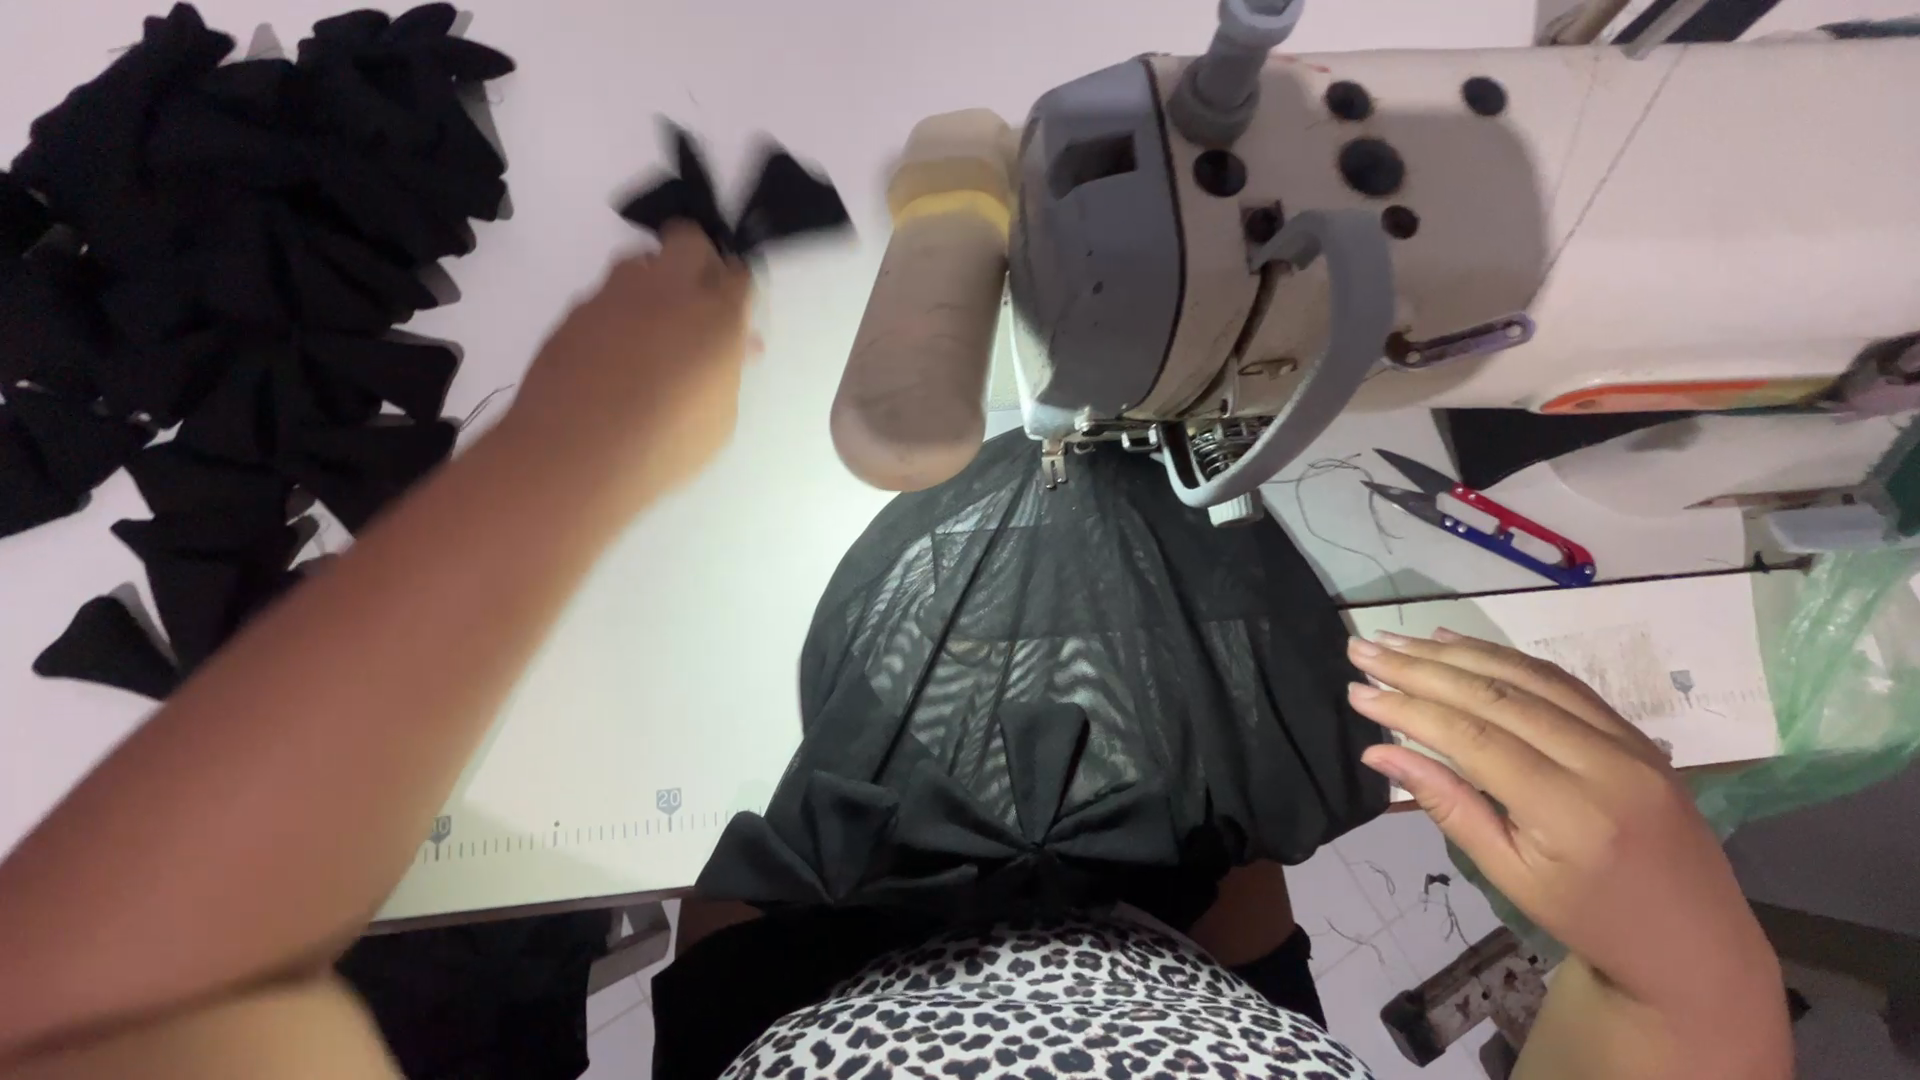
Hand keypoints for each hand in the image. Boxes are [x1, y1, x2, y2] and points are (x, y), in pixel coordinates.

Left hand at [505, 222, 753, 499]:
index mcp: (716, 315)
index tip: (737, 311)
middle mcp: (666, 291)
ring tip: (654, 330)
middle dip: (699, 260)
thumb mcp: (719, 417)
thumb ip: (726, 372)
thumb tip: (730, 350)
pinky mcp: (574, 313)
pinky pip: (605, 298)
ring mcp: (613, 296)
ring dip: (654, 285)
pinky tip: (614, 356)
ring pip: (640, 263)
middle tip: (699, 301)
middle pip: (689, 241)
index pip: (739, 274)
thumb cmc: (666, 445)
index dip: (738, 289)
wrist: (575, 453)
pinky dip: (617, 316)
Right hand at [1343, 632, 1782, 1023]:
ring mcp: (1628, 741)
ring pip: (1525, 677)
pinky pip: (1558, 681)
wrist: (1699, 945)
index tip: (1355, 690)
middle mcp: (1604, 763)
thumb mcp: (1510, 875)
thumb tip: (1377, 754)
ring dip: (1454, 653)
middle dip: (1419, 668)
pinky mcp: (1634, 733)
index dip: (1408, 708)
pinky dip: (1501, 657)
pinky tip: (1457, 643)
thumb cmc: (1590, 919)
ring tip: (1398, 640)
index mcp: (1571, 812)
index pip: (1471, 738)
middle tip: (1362, 647)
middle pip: (1494, 696)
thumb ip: (1447, 805)